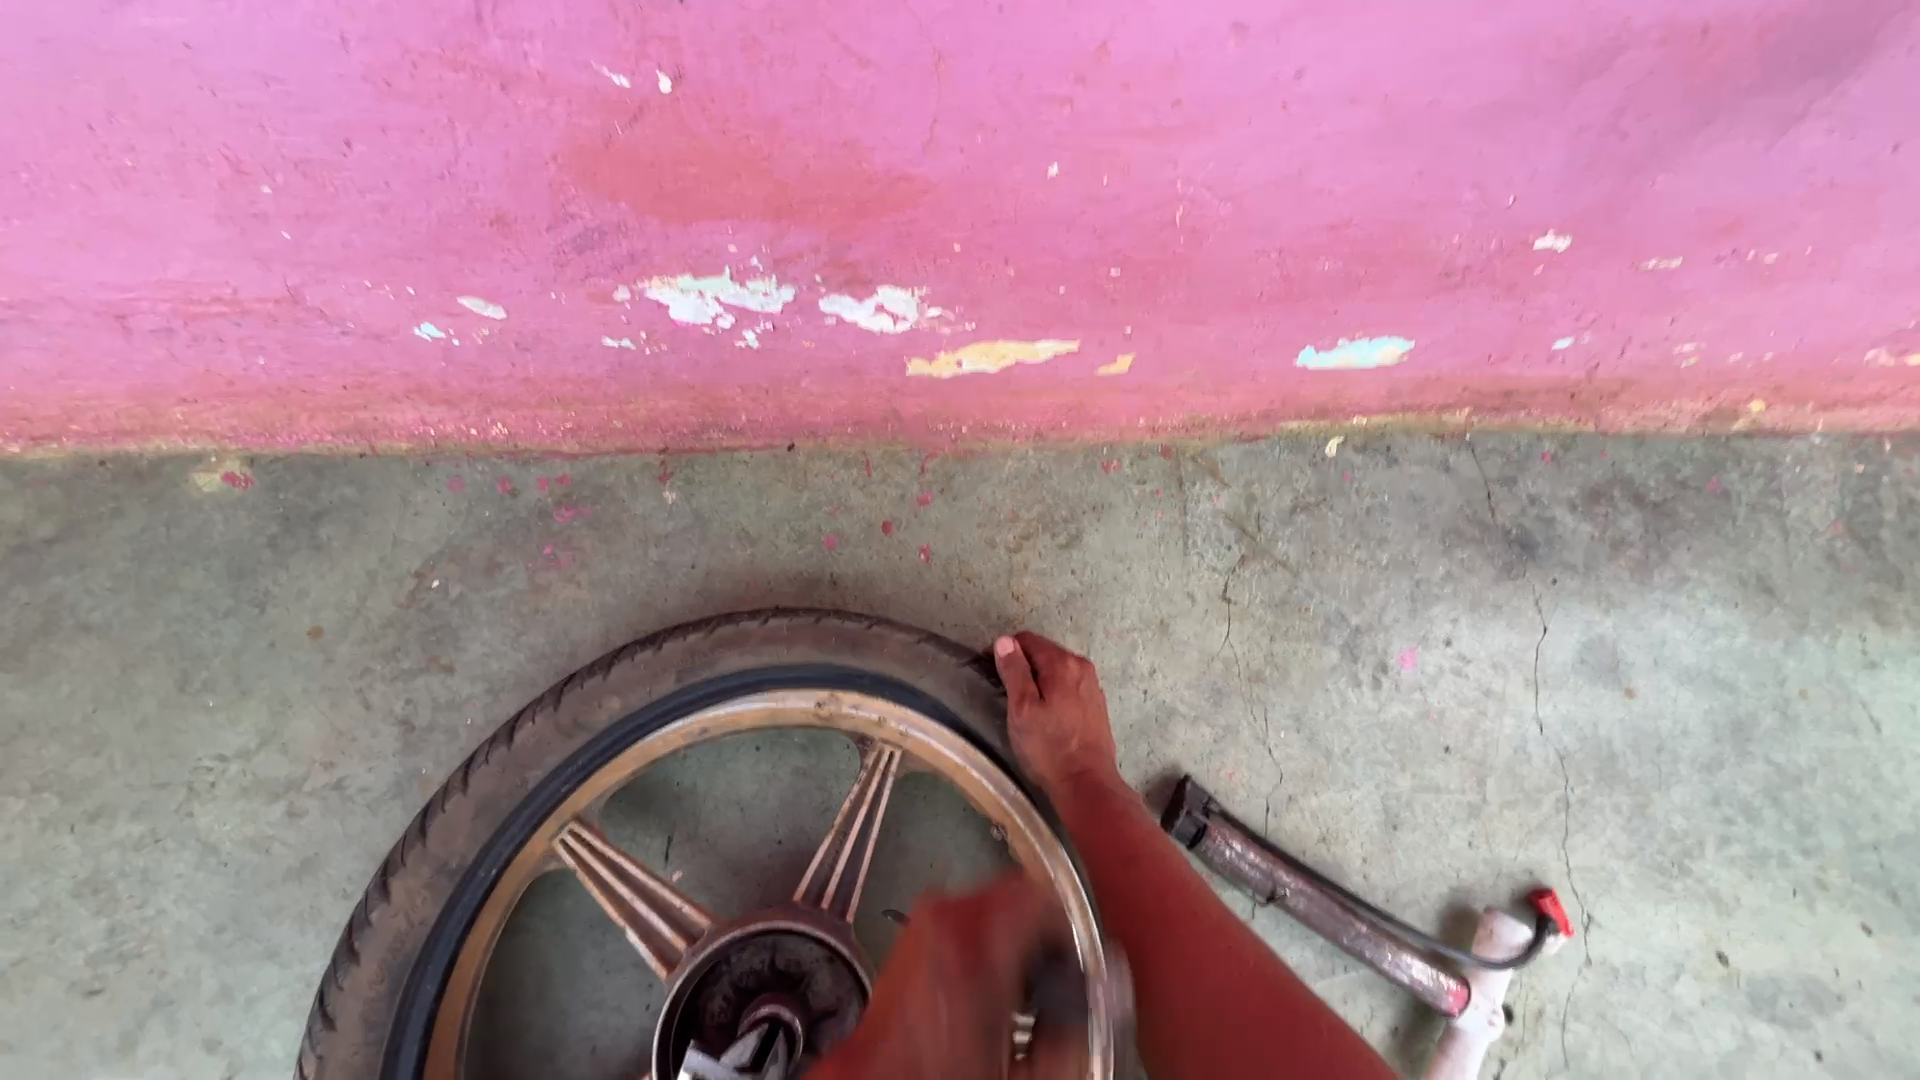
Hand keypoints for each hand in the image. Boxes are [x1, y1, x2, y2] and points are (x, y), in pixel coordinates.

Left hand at [811, 874, 1085, 1079]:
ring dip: (1020, 933)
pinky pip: (973, 910)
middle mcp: (948, 912)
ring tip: (1022, 988)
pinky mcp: (919, 923)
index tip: (1079, 957)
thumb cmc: (937, 1070)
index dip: (1072, 924)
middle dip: (1046, 931)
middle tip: (1054, 977)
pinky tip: (993, 983)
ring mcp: (929, 913)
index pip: (1044, 892)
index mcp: (975, 938)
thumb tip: (1109, 986)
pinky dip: (992, 936)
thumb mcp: (1025, 1066)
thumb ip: (1075, 1025)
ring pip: (999, 899)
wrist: (879, 1077)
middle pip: (1023, 892)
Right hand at [992, 633, 1122, 802]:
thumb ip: (1014, 671)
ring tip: (1023, 702)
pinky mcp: (1096, 703)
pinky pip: (1069, 684)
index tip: (990, 669)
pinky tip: (1046, 712)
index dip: (1005, 650)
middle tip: (1004, 689)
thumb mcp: (1023, 709)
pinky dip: (1054, 689)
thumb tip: (1005, 641)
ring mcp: (1092, 685)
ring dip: (1038, 677)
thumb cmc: (1049, 748)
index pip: (1027, 640)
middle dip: (1022, 663)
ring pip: (1057, 669)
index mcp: (1062, 664)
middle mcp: (1082, 667)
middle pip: (1044, 652)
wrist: (1087, 783)